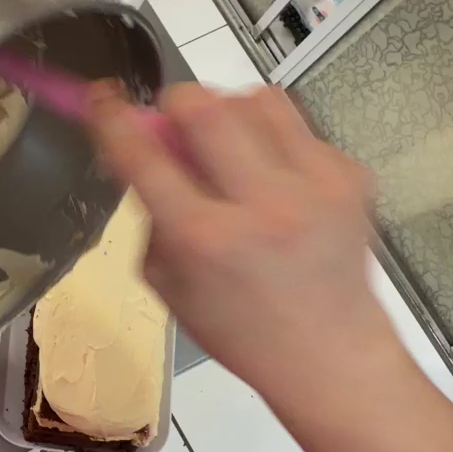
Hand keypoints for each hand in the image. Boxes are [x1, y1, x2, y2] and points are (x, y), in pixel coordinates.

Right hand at [83, 83, 398, 398]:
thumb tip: (149, 151)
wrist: (329, 355)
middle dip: (175, 101)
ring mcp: (315, 184)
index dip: (112, 117)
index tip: (101, 97)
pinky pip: (297, 126)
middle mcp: (262, 203)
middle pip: (206, 106)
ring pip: (259, 99)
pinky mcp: (351, 175)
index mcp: (204, 238)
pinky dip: (270, 138)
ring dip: (227, 110)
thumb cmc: (235, 329)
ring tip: (224, 144)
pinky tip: (271, 176)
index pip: (144, 156)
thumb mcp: (166, 282)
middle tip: (171, 121)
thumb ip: (152, 212)